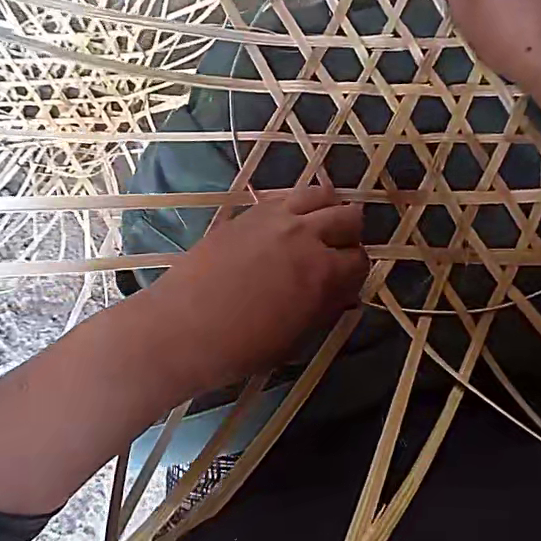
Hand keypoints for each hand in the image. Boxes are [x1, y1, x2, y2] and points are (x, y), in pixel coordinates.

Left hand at [131, 185, 368, 394]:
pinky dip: (296, 206)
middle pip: (348, 217)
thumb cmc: (241, 347)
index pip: (359, 260)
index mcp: (322, 271)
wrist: (180, 329)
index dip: (356, 273)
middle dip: (350, 236)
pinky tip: (288, 225)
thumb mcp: (295, 338)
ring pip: (320, 194)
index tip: (346, 284)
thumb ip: (325, 309)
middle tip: (337, 253)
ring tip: (318, 228)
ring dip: (328, 209)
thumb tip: (343, 294)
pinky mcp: (247, 212)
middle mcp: (304, 234)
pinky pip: (285, 196)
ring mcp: (274, 217)